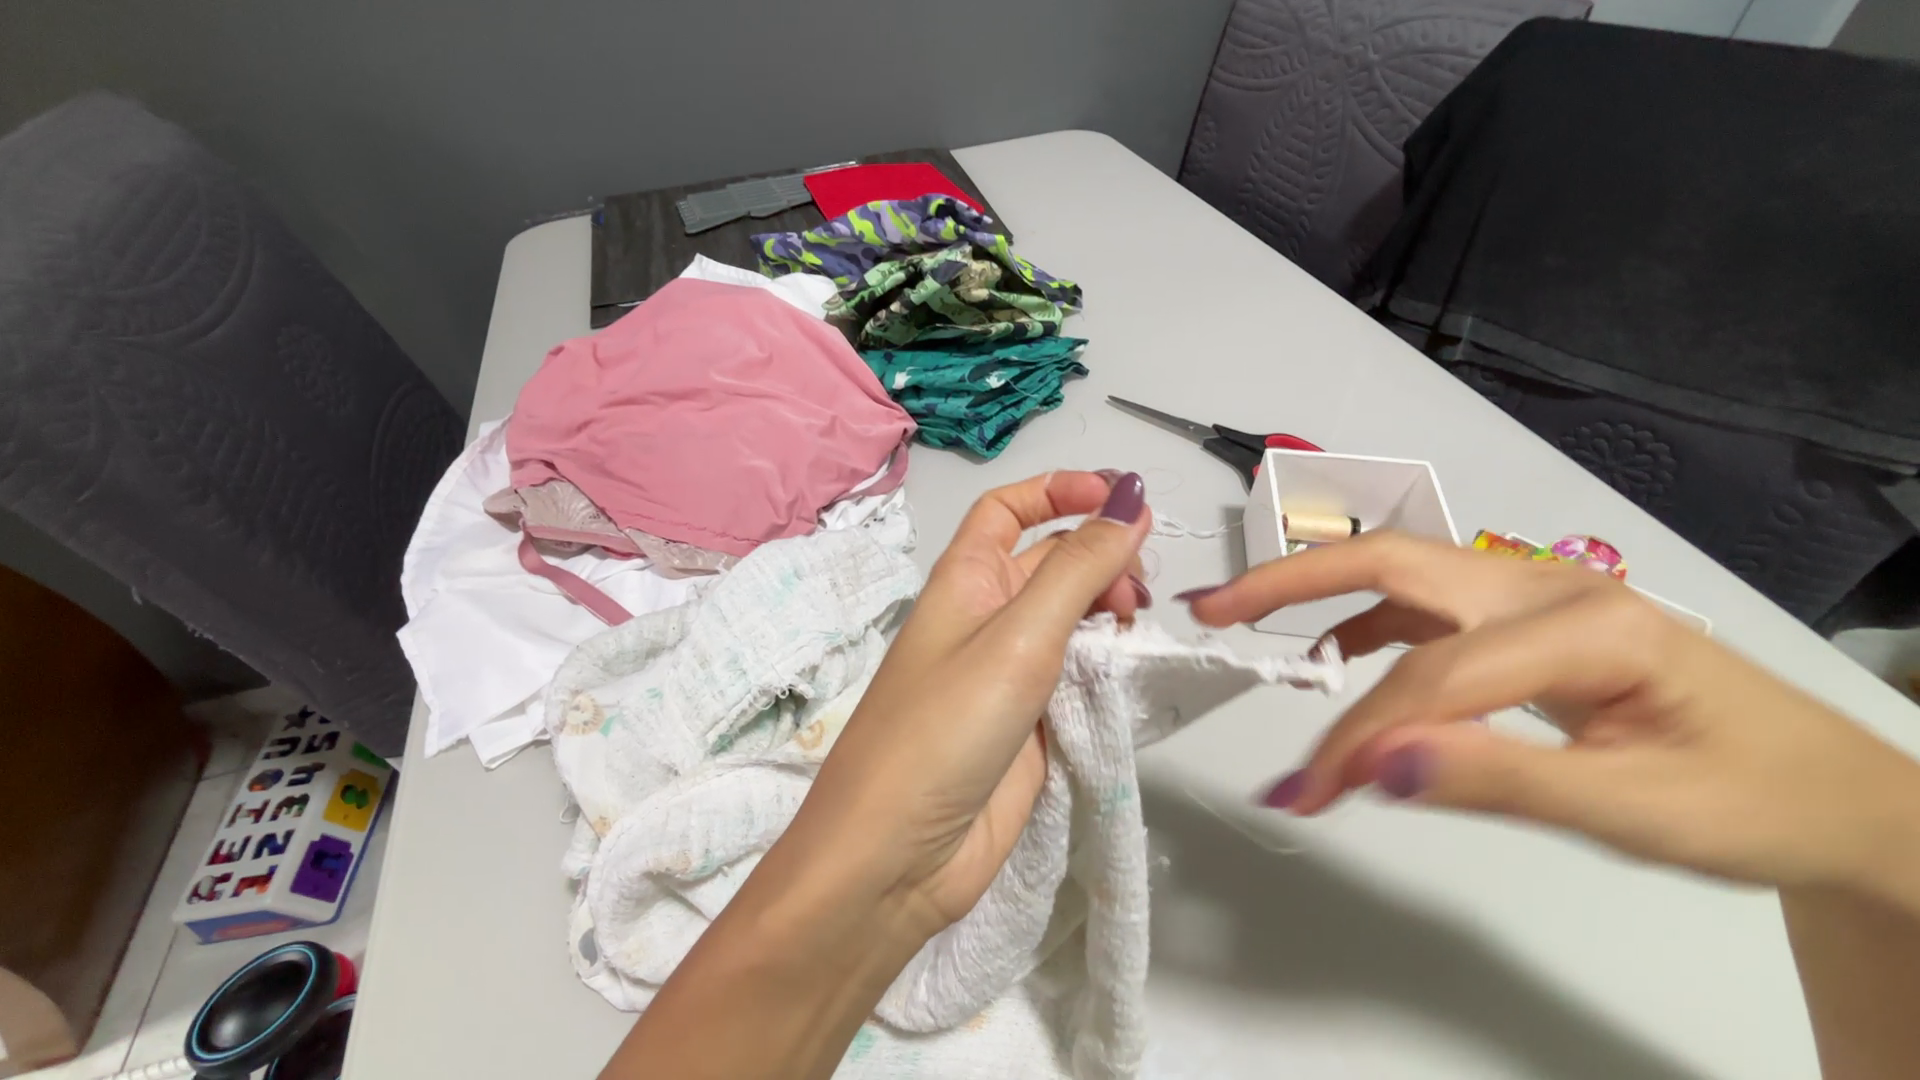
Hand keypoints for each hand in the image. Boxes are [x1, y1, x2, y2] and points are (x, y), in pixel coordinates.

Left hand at [603, 471, 1152, 1079]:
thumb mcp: (1016, 637)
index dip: (1059, 492)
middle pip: (1050, 561)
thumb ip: (1079, 568)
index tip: (1121, 499)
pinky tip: (1129, 670)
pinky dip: (1107, 662)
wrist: (898, 857)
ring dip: (1109, 608)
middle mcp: (985, 618)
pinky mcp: (1030, 724)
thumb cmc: (946, 728)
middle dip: (1100, 555)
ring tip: (1135, 626)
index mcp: (965, 579)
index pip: (1008, 509)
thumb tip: (1131, 500)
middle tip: (1138, 588)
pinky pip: (1077, 674)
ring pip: (1070, 618)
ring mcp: (1008, 674)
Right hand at [1181, 531, 1919, 906]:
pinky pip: (1419, 605)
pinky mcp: (1518, 617)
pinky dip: (1359, 624)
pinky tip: (1330, 656)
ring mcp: (1530, 593)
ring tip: (1242, 622)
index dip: (1357, 735)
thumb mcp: (1636, 811)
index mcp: (1588, 623)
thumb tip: (1374, 765)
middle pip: (1393, 563)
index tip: (1302, 795)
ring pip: (1398, 575)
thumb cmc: (1749, 800)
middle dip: (1290, 584)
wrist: (1826, 789)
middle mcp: (1546, 585)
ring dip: (1313, 597)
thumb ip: (1499, 780)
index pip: (1434, 676)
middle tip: (1208, 611)